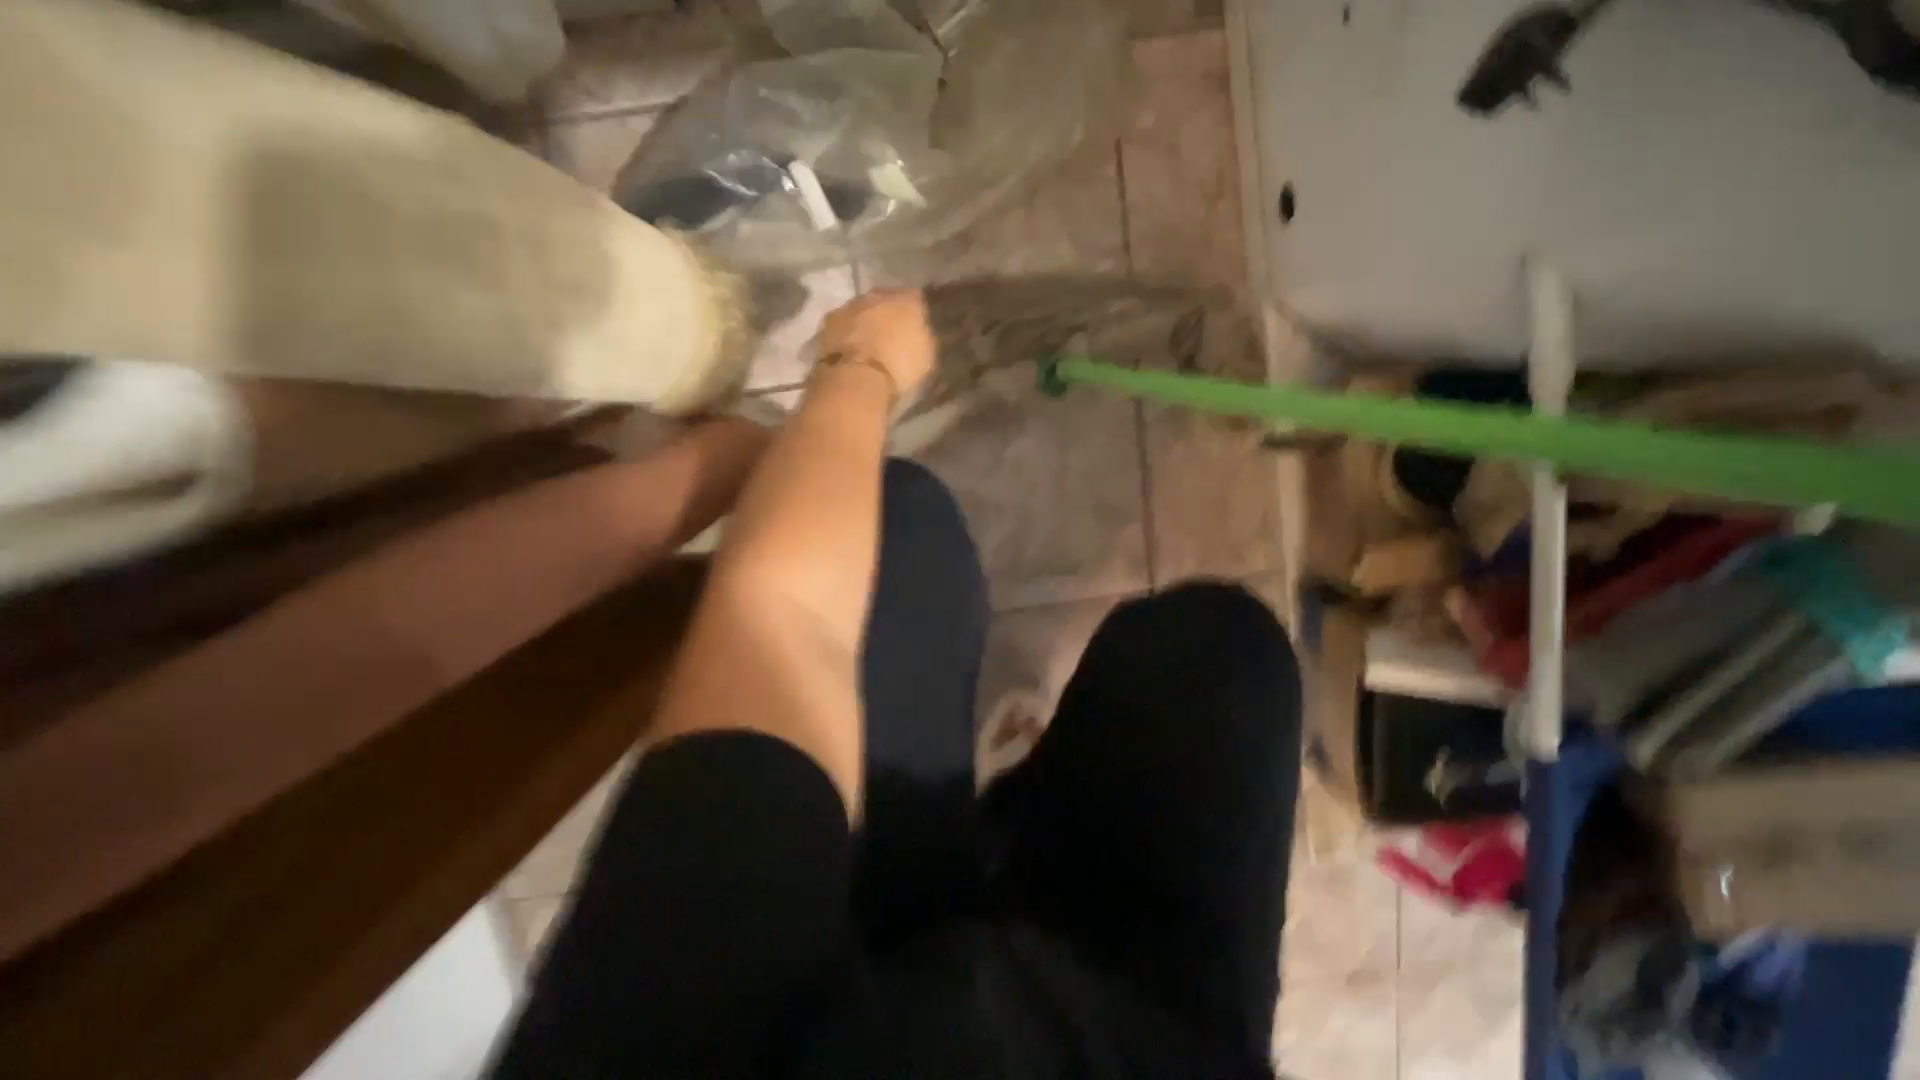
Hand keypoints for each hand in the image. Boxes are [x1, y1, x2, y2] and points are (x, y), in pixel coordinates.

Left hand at [814, 288, 936, 398]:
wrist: (854, 378)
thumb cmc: (899, 366)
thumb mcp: (926, 354)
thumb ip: (923, 334)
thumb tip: (919, 329)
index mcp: (906, 299)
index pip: (914, 296)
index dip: (915, 309)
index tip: (916, 323)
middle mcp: (875, 295)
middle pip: (882, 299)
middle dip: (886, 313)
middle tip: (890, 332)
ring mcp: (847, 308)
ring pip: (859, 311)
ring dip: (862, 322)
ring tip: (867, 343)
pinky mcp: (825, 326)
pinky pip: (841, 327)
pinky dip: (845, 336)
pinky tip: (849, 350)